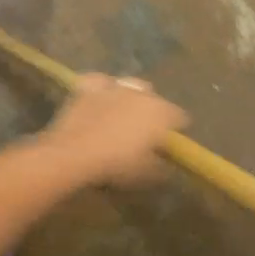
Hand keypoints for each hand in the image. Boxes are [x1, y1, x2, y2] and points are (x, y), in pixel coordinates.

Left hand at [41, 73, 188, 186]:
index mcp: (160, 112)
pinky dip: (104, 88)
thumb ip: (162, 166)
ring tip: (123, 113)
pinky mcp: (90, 85)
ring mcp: (114, 85)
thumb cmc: (116, 164)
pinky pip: (102, 82)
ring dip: (131, 97)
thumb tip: (167, 163)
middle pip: (155, 99)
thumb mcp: (147, 173)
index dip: (176, 128)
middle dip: (154, 111)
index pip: (179, 116)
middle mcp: (140, 93)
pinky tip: (100, 99)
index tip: (171, 141)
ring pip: (130, 85)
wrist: (75, 151)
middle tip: (145, 130)